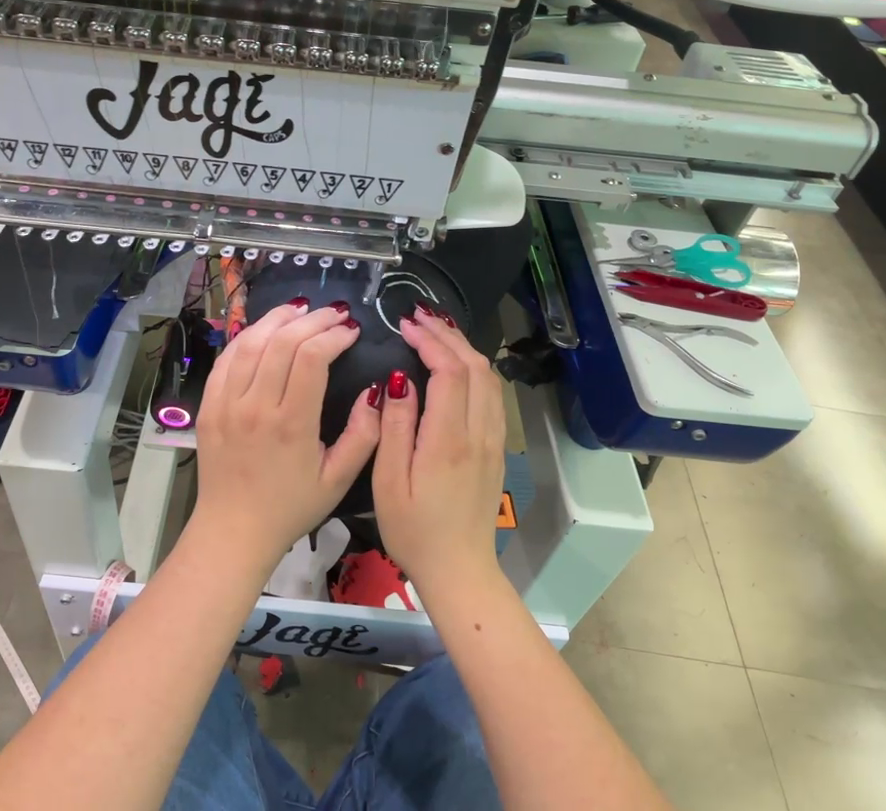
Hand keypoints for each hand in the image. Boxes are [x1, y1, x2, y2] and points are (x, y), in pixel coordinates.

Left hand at [190, 299, 380, 566]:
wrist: (234, 530)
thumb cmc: (292, 507)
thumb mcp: (339, 480)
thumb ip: (363, 435)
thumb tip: (376, 391)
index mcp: (291, 424)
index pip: (312, 358)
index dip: (334, 335)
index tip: (352, 331)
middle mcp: (256, 407)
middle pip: (282, 341)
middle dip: (313, 319)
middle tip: (335, 314)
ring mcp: (226, 404)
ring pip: (249, 343)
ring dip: (277, 319)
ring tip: (301, 309)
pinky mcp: (208, 407)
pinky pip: (225, 360)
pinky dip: (246, 338)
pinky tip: (265, 331)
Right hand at [372, 306, 506, 593]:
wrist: (459, 569)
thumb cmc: (413, 529)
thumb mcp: (388, 482)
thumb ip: (395, 427)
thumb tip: (398, 380)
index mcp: (448, 440)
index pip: (449, 372)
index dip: (430, 341)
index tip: (405, 324)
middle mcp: (478, 433)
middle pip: (475, 367)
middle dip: (448, 335)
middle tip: (419, 317)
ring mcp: (493, 441)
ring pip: (489, 378)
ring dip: (465, 348)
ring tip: (437, 331)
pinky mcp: (497, 449)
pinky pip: (493, 395)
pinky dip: (476, 369)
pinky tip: (458, 365)